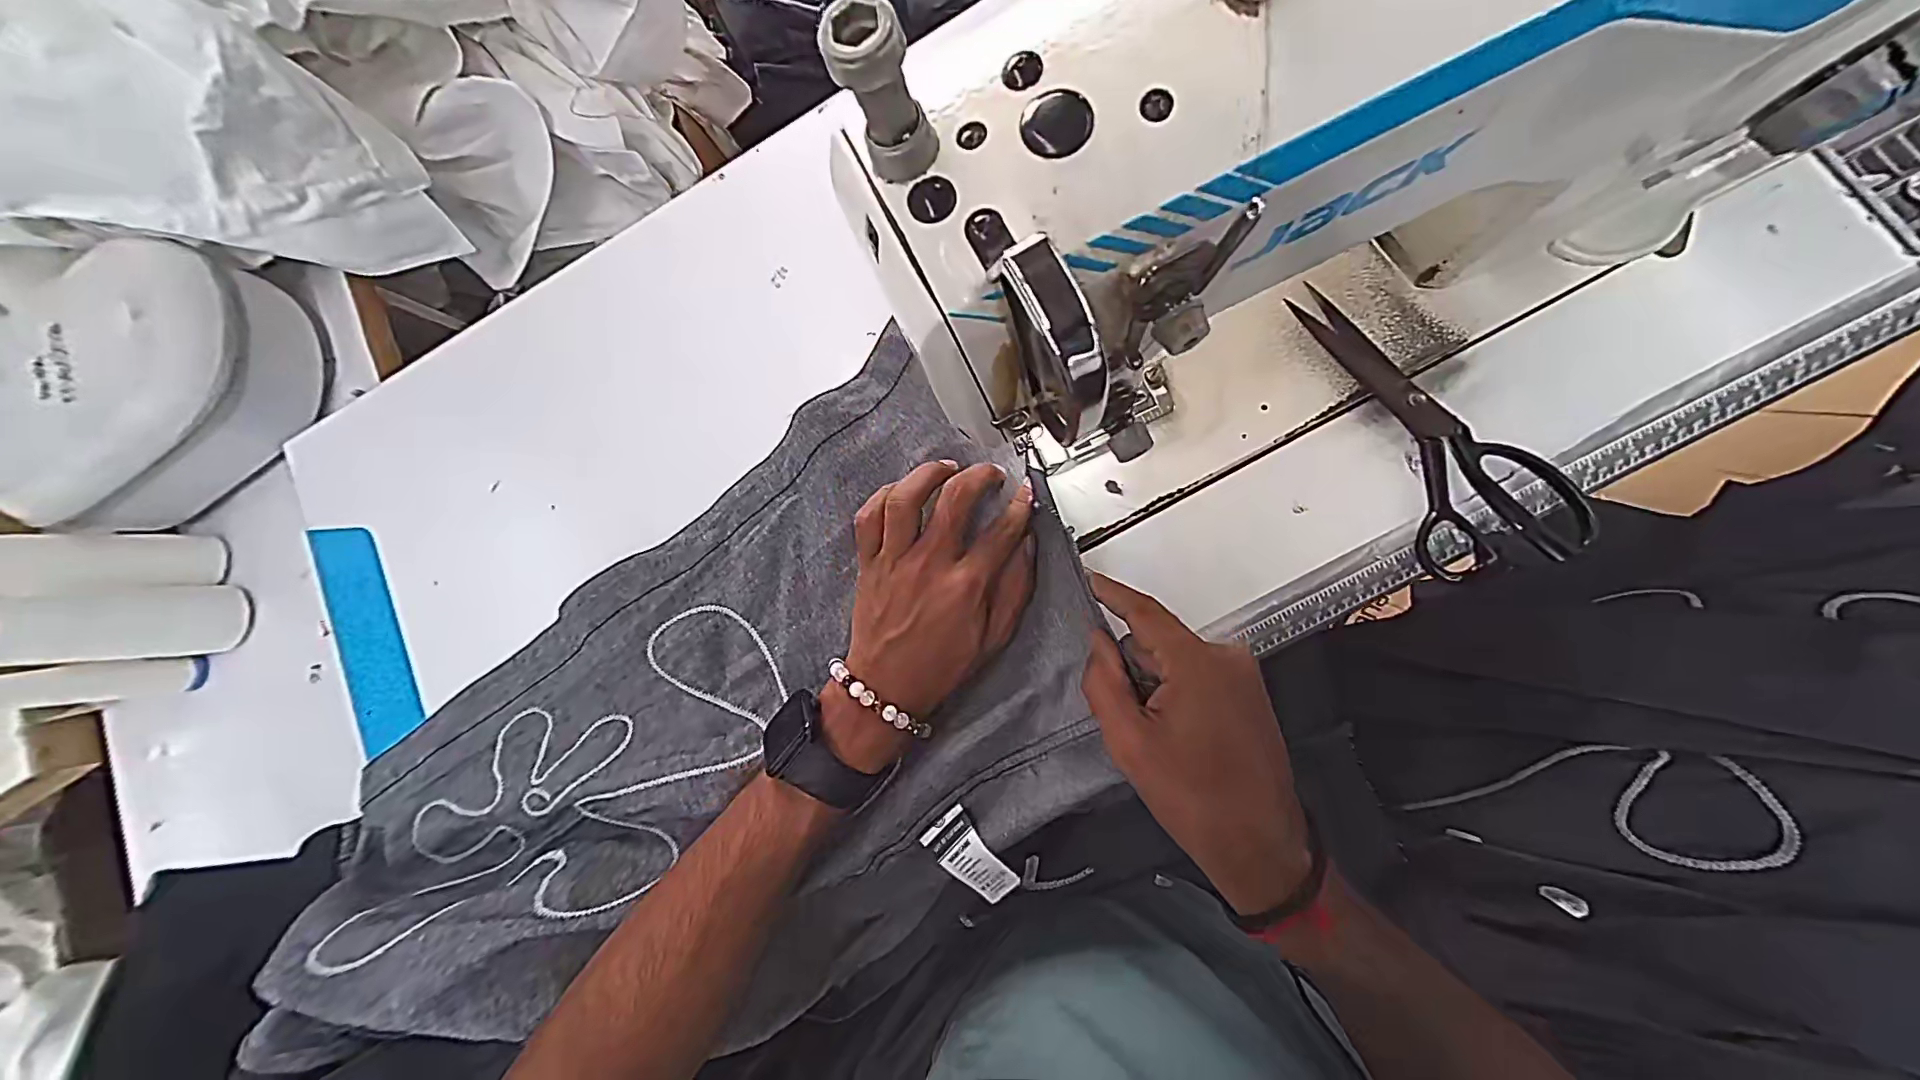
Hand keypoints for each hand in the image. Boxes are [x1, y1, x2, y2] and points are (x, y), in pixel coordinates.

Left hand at [824, 461, 1034, 772]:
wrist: (887, 688)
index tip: (1025, 495)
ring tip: (946, 469)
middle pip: (955, 500)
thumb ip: (1016, 589)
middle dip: (980, 476)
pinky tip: (901, 491)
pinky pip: (868, 517)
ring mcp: (895, 562)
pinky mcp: (869, 564)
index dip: (1019, 505)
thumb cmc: (938, 666)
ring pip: (906, 499)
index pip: (1001, 530)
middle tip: (990, 475)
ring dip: (928, 474)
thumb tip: (1027, 547)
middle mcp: (929, 566)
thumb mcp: (993, 637)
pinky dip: (883, 496)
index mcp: (965, 586)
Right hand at [1081, 572, 1312, 915]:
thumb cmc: (1197, 798)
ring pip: (1175, 661)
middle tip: (1129, 720)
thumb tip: (1097, 642)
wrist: (1258, 843)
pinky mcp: (1249, 693)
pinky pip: (1197, 675)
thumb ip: (1103, 682)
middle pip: (1156, 642)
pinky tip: (1180, 738)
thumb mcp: (1129, 741)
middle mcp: (1226, 658)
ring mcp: (1242, 675)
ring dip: (1155, 687)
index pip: (1144, 612)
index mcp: (1197, 662)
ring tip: (1161, 739)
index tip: (1091, 579)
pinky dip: (1176, 694)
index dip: (1112, 593)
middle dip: (1133, 670)